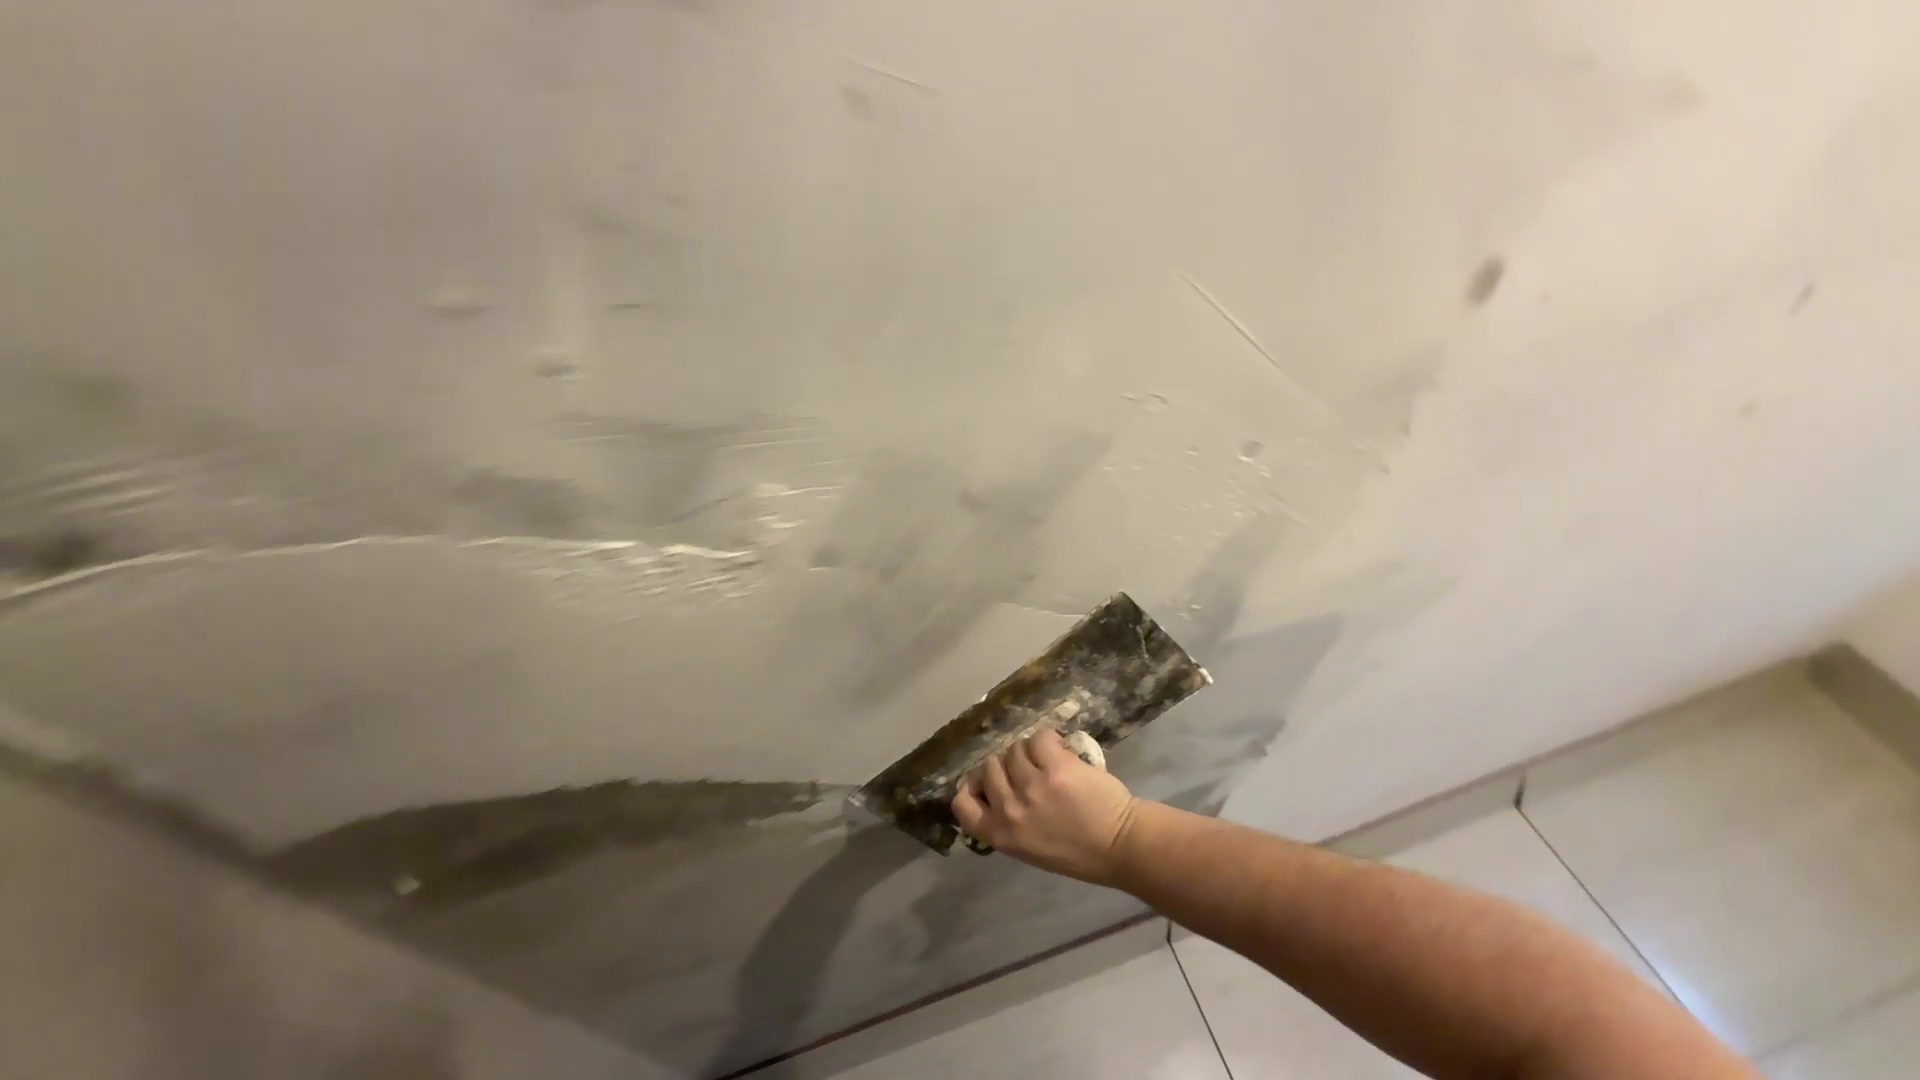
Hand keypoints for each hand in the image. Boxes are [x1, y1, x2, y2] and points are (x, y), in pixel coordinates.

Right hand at [950, 729, 1139, 884]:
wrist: (1119, 845)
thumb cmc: (1077, 853)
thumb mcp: (1028, 847)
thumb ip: (1006, 821)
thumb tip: (995, 789)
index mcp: (1000, 834)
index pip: (962, 804)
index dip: (971, 787)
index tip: (985, 784)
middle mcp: (1009, 809)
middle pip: (989, 767)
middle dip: (1007, 765)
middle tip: (1028, 770)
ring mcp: (1032, 786)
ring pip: (1014, 750)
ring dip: (1029, 752)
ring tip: (1048, 762)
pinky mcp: (1056, 767)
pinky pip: (1038, 739)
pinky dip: (1048, 740)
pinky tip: (1060, 751)